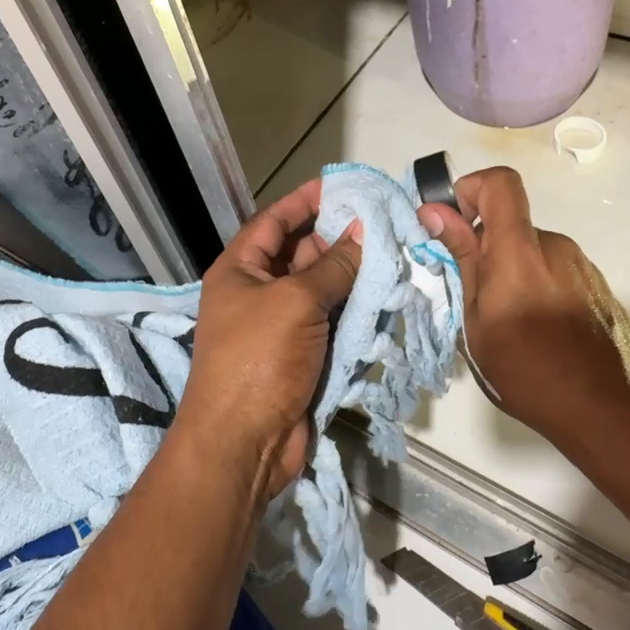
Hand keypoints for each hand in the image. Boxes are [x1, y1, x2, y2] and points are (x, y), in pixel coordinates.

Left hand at [180, 178, 361, 498]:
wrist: (243, 444)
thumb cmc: (258, 359)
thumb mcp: (296, 302)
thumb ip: (332, 266)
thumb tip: (362, 234)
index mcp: (239, 270)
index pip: (272, 222)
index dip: (303, 201)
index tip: (339, 185)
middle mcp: (256, 293)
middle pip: (299, 254)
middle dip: (335, 238)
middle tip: (379, 222)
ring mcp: (278, 327)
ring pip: (319, 289)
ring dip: (349, 274)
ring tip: (390, 253)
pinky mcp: (299, 356)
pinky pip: (329, 321)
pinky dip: (352, 309)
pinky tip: (382, 295)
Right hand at [416, 167, 629, 443]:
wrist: (603, 411)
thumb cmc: (526, 371)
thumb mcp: (476, 320)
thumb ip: (462, 258)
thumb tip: (435, 212)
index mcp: (519, 251)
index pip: (499, 182)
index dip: (471, 189)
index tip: (455, 225)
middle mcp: (554, 246)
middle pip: (512, 224)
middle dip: (488, 248)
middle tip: (477, 297)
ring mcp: (581, 265)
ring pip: (533, 250)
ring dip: (515, 271)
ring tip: (512, 323)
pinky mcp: (597, 284)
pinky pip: (557, 269)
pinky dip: (540, 286)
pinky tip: (541, 330)